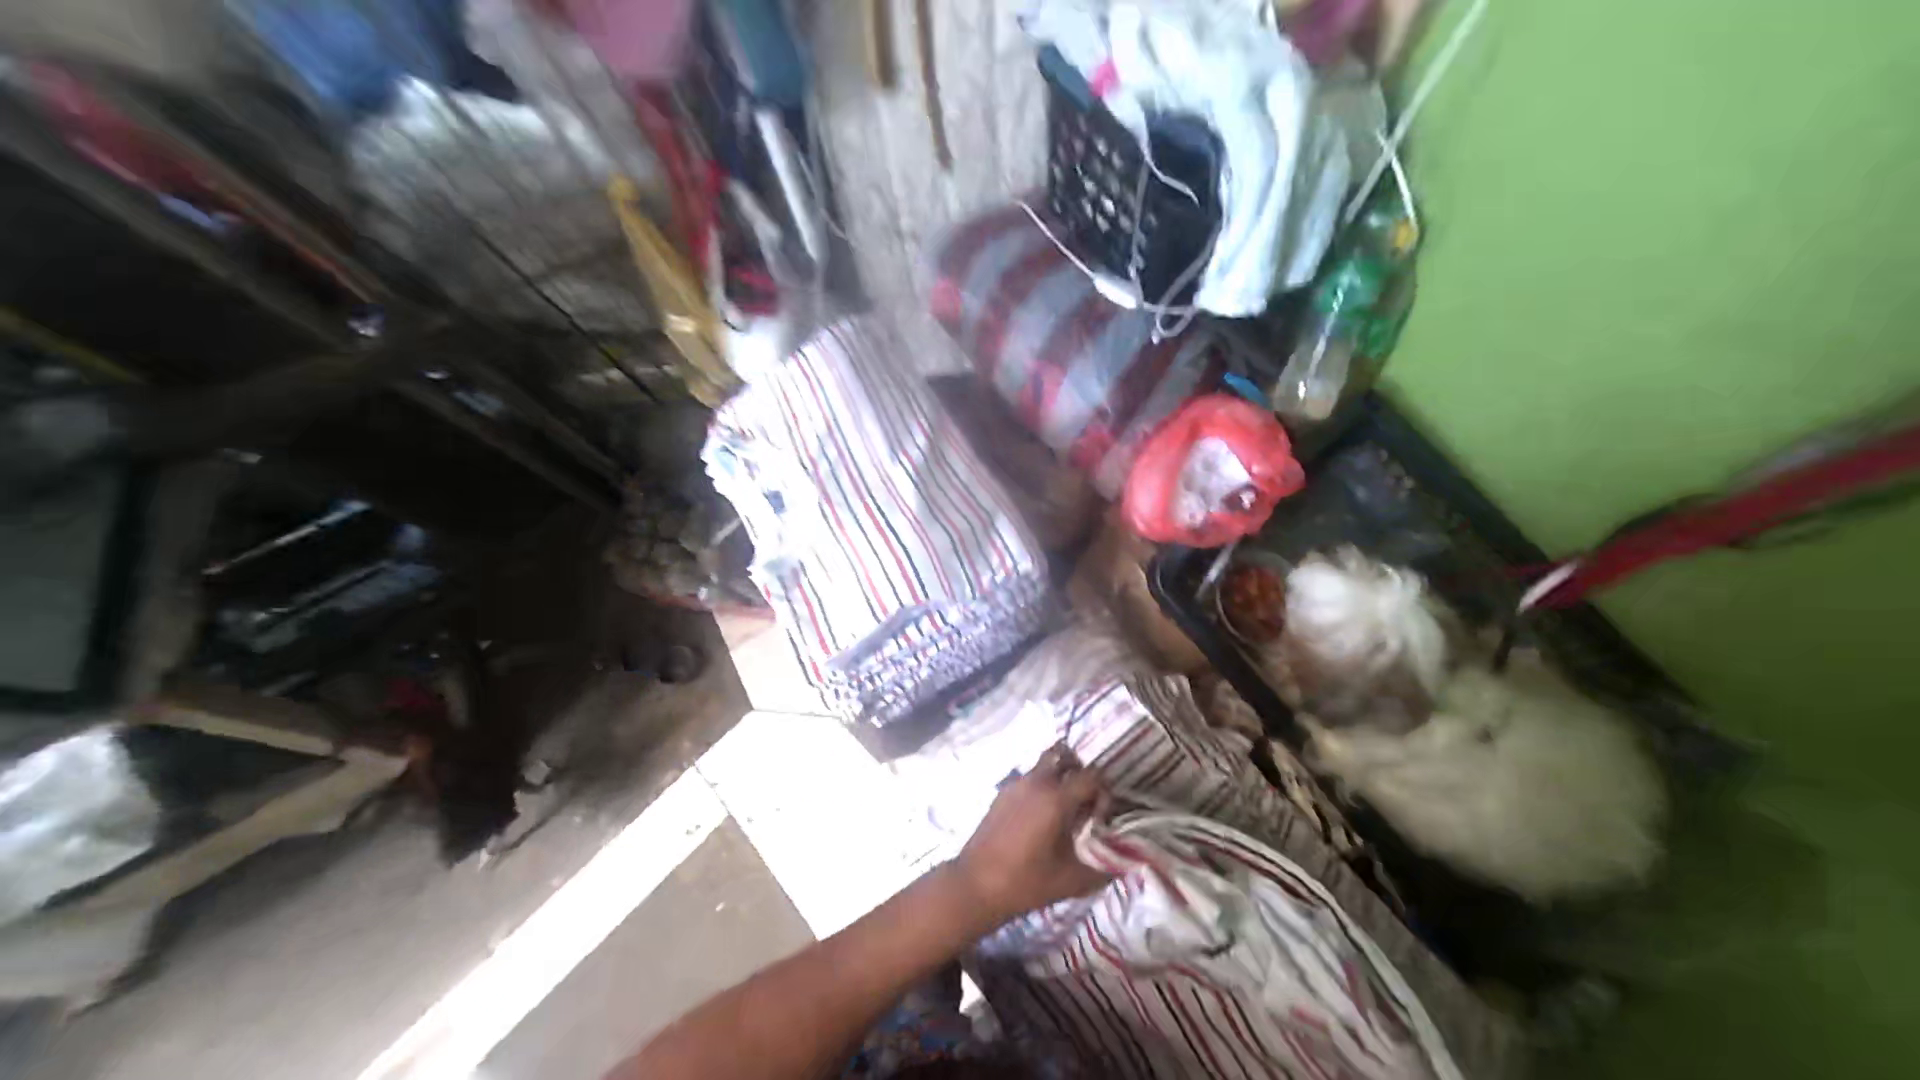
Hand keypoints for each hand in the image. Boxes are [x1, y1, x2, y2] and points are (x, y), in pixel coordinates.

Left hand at [950, 745, 1112, 924]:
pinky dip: (1041, 787)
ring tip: (1063, 810)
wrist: (976, 884)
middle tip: (1084, 801)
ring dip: (1060, 777)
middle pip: (1065, 755)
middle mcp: (1037, 782)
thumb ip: (1104, 868)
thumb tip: (1123, 861)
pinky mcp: (1002, 793)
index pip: (1092, 775)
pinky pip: (1029, 778)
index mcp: (1056, 798)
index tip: (1100, 817)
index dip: (1103, 793)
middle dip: (1080, 772)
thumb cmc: (1026, 882)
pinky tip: (1040, 818)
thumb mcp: (1072, 881)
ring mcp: (1016, 784)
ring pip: (1045, 764)